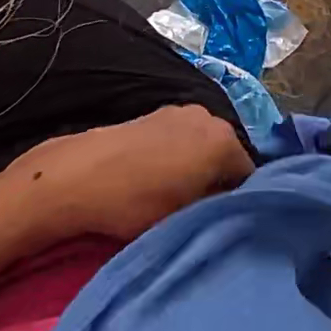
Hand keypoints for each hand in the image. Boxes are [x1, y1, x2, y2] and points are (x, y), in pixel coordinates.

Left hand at [3, 104, 254, 240]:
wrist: (80, 175)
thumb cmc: (139, 201)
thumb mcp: (188, 215)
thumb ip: (219, 205)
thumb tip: (229, 202)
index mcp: (224, 141)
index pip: (250, 175)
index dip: (239, 200)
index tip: (223, 219)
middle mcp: (209, 117)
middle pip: (227, 155)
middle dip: (219, 179)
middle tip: (201, 208)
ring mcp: (180, 111)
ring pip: (204, 145)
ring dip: (198, 166)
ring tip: (177, 194)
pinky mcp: (155, 113)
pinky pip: (182, 137)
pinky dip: (179, 154)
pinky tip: (159, 176)